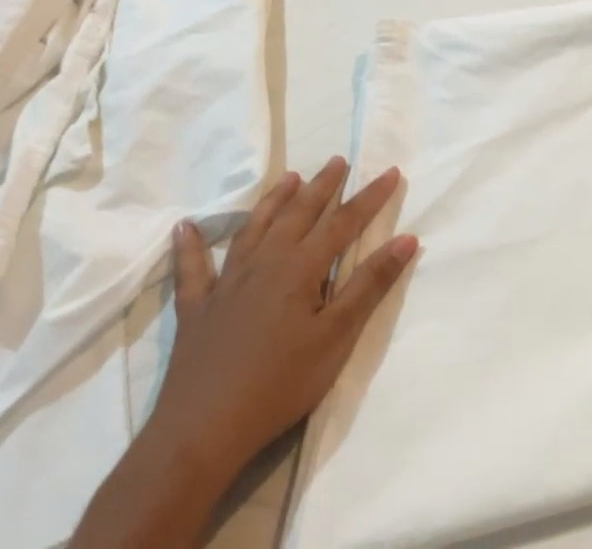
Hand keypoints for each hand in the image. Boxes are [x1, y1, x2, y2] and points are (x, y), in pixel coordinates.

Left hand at [149, 158, 418, 475]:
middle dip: (321, 187)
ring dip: (272, 201)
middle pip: (297, 216)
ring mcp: (226, 286)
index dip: (369, 198)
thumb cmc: (282, 383)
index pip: (343, 224)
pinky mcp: (198, 310)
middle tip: (338, 161)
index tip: (391, 173)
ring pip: (252, 230)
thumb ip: (370, 284)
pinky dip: (190, 246)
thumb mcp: (338, 336)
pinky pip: (192, 269)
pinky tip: (185, 227)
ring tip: (289, 178)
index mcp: (300, 270)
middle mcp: (263, 266)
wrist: (202, 430)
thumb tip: (406, 239)